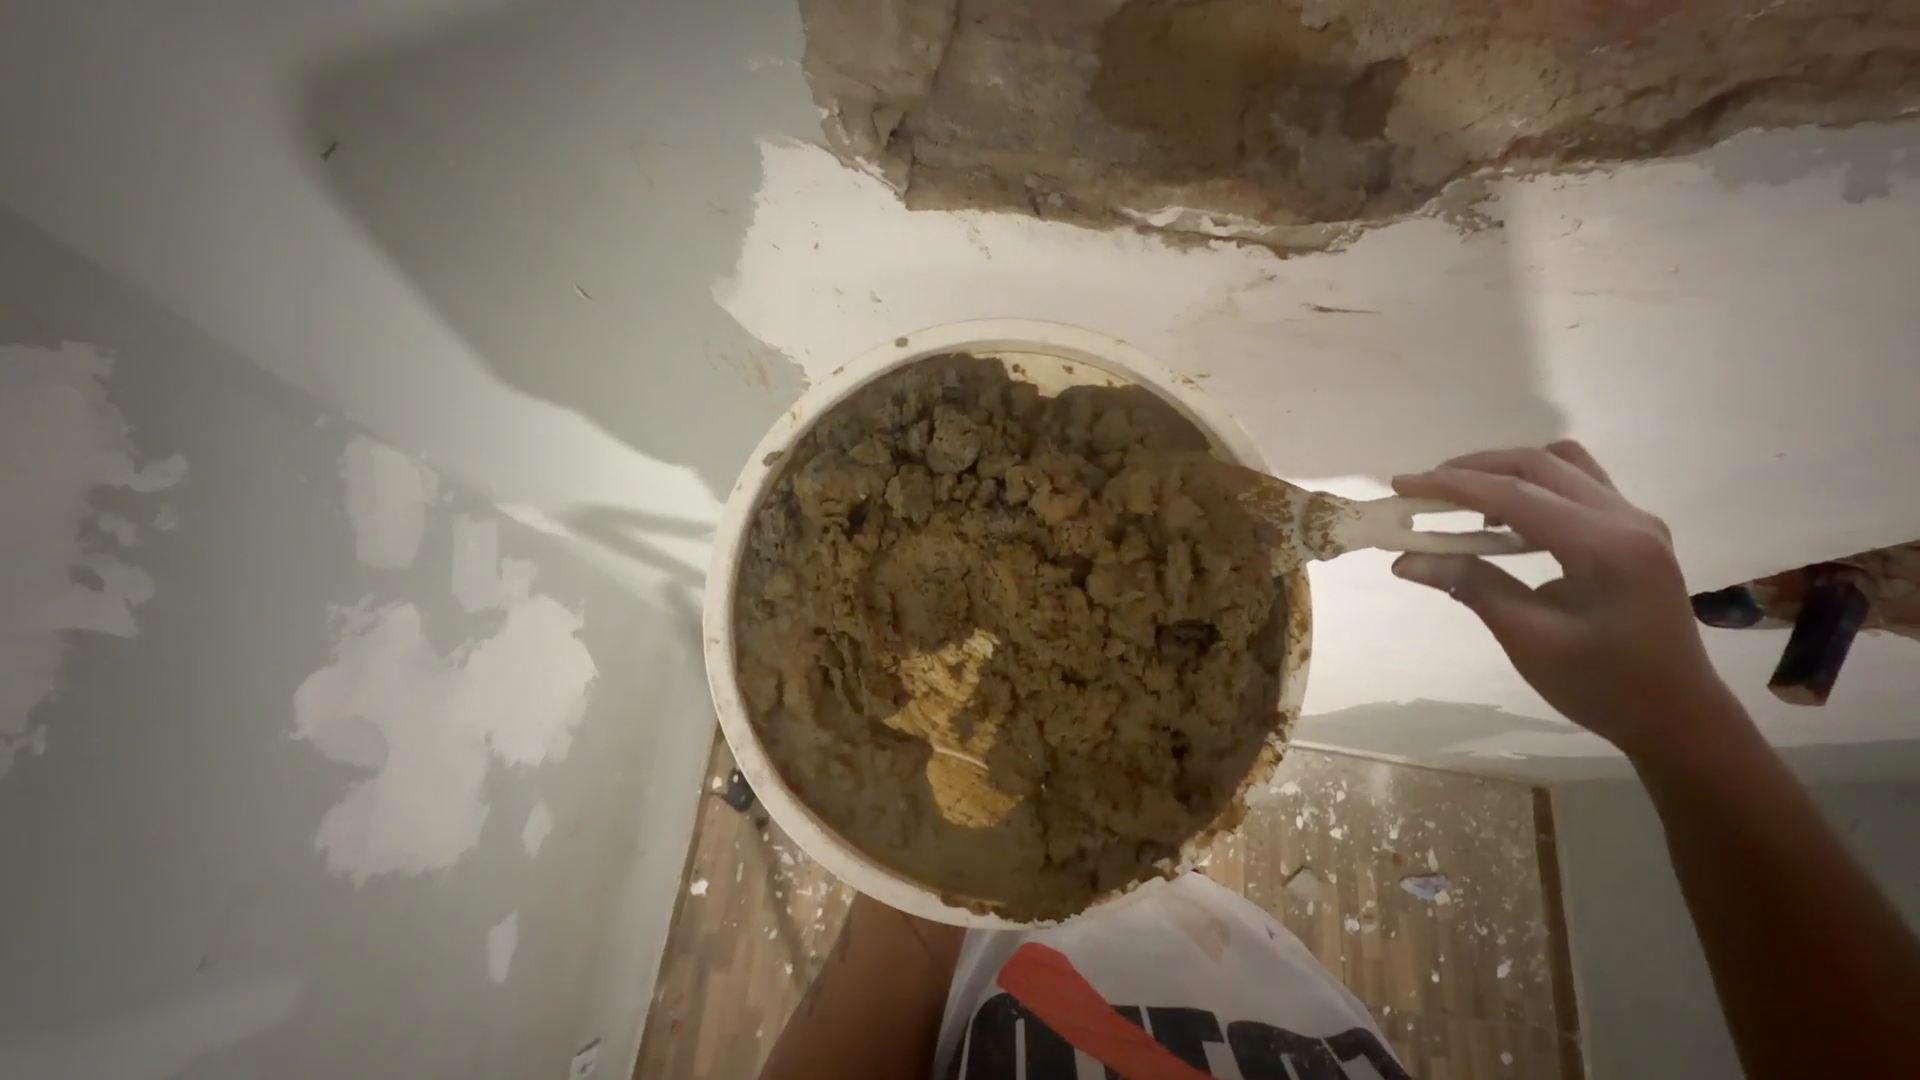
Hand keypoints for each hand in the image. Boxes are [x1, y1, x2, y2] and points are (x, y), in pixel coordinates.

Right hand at [1389, 441, 1733, 754]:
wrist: (1676, 714)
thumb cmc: (1602, 685)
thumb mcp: (1528, 638)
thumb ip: (1471, 586)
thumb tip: (1404, 560)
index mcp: (1605, 547)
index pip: (1515, 494)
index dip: (1452, 486)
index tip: (1401, 485)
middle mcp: (1627, 519)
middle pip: (1539, 465)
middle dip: (1473, 469)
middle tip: (1422, 490)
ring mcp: (1636, 522)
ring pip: (1562, 465)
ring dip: (1505, 471)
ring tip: (1461, 499)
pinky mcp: (1633, 532)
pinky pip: (1577, 484)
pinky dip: (1531, 486)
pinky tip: (1503, 520)